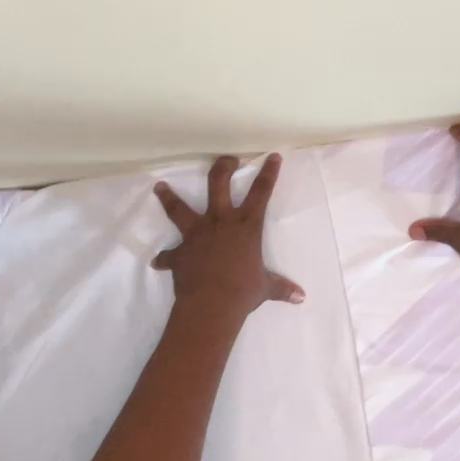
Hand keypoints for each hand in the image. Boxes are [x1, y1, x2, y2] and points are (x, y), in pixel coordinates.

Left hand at [152, 154, 304, 315]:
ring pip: (179, 208)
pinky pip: (169, 255)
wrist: (211, 304)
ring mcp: (196, 234)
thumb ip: (281, 287)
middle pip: (217, 184)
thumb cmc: (243, 292)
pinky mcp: (179, 252)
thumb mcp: (266, 288)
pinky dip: (165, 258)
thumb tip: (300, 297)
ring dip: (168, 197)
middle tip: (226, 159)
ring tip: (160, 186)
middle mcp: (220, 222)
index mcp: (246, 226)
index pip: (261, 192)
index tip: (272, 156)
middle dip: (222, 168)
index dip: (268, 173)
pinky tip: (159, 261)